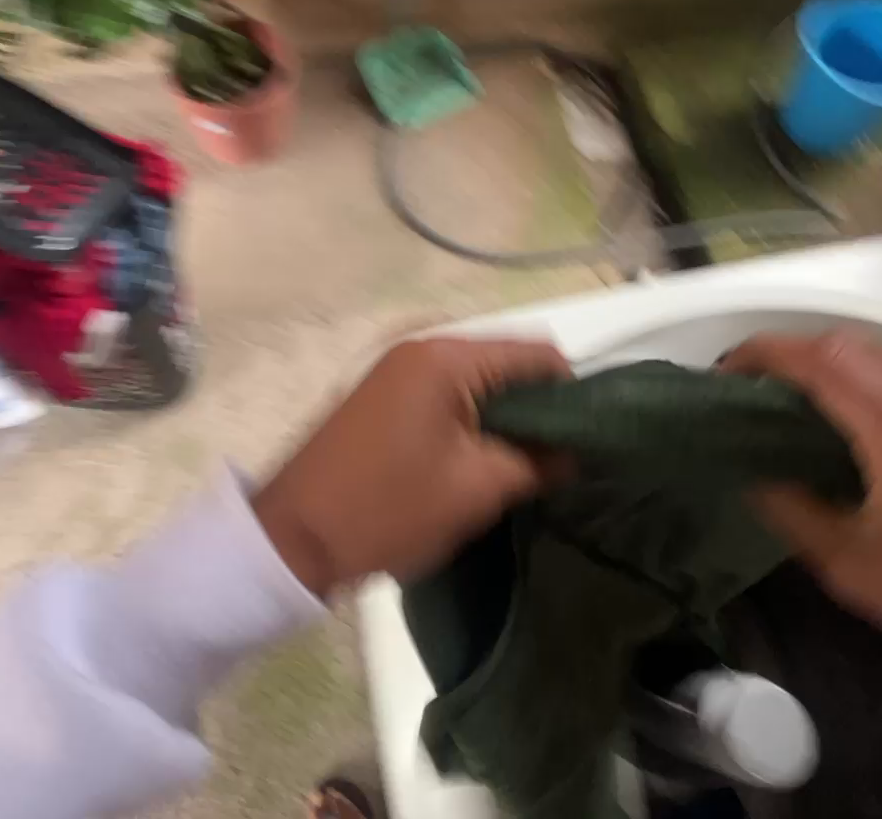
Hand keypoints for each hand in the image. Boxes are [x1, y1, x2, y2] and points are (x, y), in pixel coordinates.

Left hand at [253, 337, 569, 596]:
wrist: (293, 535)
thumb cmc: (388, 508)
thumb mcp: (476, 488)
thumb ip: (538, 461)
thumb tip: (576, 452)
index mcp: (446, 357)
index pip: (534, 351)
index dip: (570, 390)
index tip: (587, 437)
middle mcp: (420, 346)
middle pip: (504, 361)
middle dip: (537, 406)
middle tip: (558, 458)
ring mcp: (395, 368)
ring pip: (475, 380)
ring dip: (503, 415)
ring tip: (522, 464)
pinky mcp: (382, 393)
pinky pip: (444, 393)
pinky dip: (470, 417)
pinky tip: (478, 457)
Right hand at [722, 330, 881, 720]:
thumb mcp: (850, 567)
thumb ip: (788, 504)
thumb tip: (745, 465)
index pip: (827, 362)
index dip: (767, 353)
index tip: (730, 371)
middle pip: (855, 346)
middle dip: (795, 355)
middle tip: (760, 387)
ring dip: (838, 365)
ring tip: (806, 400)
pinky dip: (881, 380)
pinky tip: (866, 417)